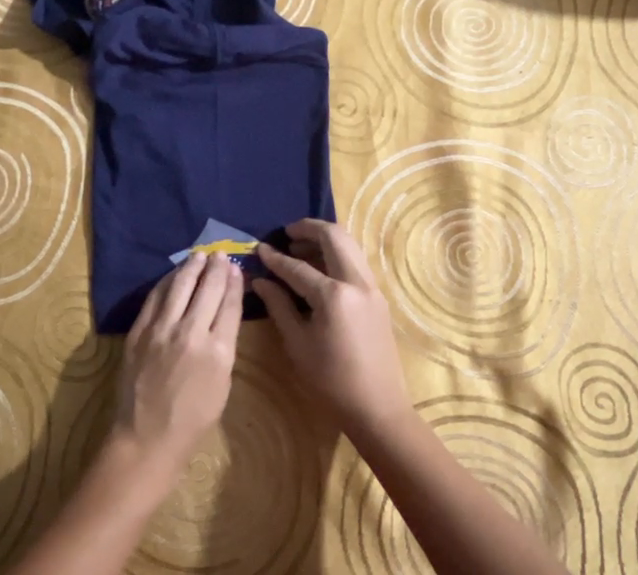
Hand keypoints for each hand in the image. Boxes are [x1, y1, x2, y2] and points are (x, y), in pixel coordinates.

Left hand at [113, 251, 243, 467]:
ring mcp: (162, 329)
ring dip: (191, 268)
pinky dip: (167, 282)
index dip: (234, 283)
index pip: (229, 305)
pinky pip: (155, 297)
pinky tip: (174, 275)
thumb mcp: (222, 385)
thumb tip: (224, 317)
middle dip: (216, 269)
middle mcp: (191, 333)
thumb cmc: (193, 421)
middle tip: (220, 254)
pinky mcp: (139, 331)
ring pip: (180, 286)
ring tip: (199, 256)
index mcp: (218, 351)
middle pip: (207, 289)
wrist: (148, 437)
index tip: (236, 268)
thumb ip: (224, 347)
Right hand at [253, 219, 411, 435]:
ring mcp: (372, 288)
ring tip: (299, 248)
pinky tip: (319, 267)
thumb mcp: (297, 344)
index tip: (259, 248)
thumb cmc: (331, 381)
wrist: (378, 408)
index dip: (275, 258)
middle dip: (308, 229)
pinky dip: (336, 255)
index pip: (297, 267)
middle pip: (334, 237)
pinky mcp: (378, 298)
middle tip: (286, 233)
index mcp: (334, 295)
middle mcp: (357, 283)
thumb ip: (278, 306)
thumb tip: (261, 280)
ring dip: (324, 240)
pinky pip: (356, 262)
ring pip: (349, 246)